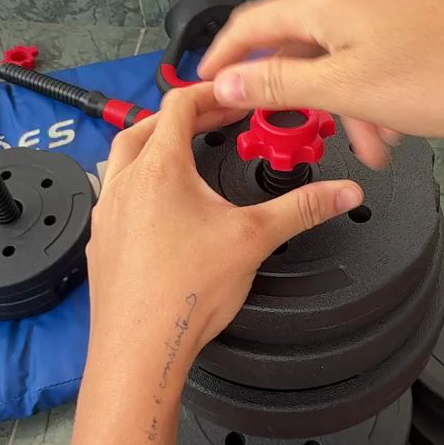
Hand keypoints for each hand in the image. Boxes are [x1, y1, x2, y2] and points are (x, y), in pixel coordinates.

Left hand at [87, 84, 363, 354]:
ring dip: (152, 148)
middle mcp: (125, 184)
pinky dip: (138, 185)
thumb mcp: (254, 239)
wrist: (139, 350)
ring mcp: (107, 214)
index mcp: (159, 170)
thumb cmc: (183, 294)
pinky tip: (160, 207)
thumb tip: (341, 192)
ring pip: (123, 160)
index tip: (233, 99)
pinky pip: (115, 196)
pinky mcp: (102, 241)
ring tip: (185, 156)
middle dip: (181, 117)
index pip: (179, 105)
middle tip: (213, 121)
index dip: (210, 94)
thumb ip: (302, 209)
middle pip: (144, 126)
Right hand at [199, 0, 443, 165]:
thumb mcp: (349, 89)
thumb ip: (280, 84)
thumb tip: (227, 78)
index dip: (225, 58)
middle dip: (313, 98)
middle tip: (330, 139)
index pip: (252, 25)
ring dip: (353, 99)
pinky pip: (379, 43)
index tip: (207, 86)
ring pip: (347, 50)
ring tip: (382, 144)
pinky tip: (403, 117)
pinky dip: (378, 82)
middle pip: (305, 42)